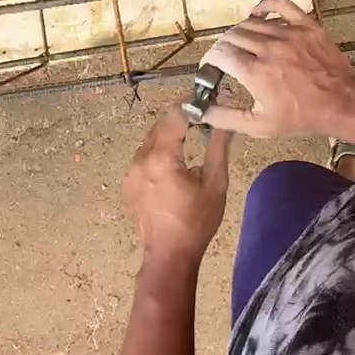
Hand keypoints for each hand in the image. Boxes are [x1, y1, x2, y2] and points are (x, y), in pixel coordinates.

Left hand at [122, 106, 231, 269]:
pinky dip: (158, 150)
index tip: (207, 99)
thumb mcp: (215, 183)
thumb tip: (225, 121)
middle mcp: (141, 160)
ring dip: (169, 133)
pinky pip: (143, 157)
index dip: (191, 104)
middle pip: (160, 125)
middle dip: (180, 116)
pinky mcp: (129, 184)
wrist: (168, 256)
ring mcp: (131, 173)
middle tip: (203, 114)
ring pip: (150, 140)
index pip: (174, 116)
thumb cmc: (196, 221)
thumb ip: (218, 147)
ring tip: (191, 134)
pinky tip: (175, 159)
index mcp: (162, 157)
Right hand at [200, 0, 354, 137]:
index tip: (211, 66)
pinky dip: (265, 7)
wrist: (341, 103)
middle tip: (226, 58)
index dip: (210, 59)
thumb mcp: (260, 126)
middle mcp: (269, 49)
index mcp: (255, 73)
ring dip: (240, 32)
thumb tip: (201, 110)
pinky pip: (281, 6)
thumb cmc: (301, 117)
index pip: (220, 54)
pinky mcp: (306, 26)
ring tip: (242, 44)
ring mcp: (289, 34)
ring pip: (252, 23)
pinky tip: (258, 14)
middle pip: (232, 36)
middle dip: (223, 47)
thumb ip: (226, 118)